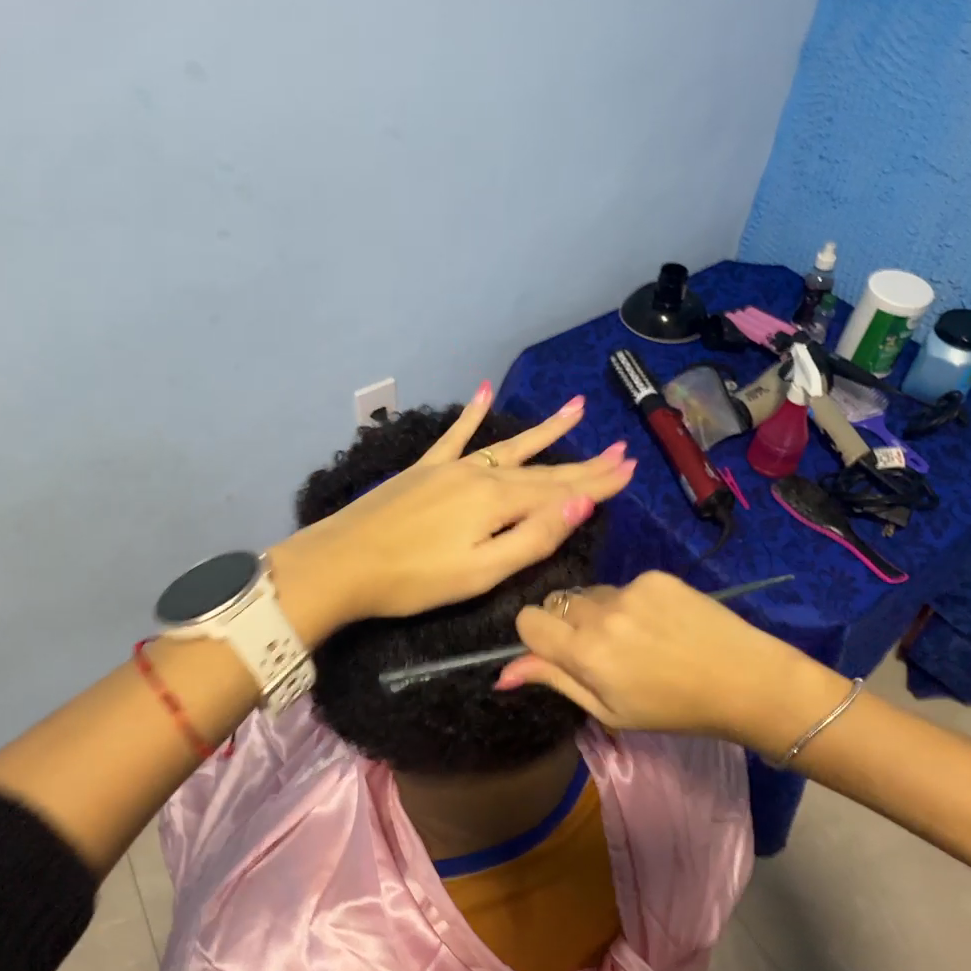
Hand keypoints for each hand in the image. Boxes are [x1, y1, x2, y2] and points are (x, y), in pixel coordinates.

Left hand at [270, 381, 636, 643]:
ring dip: (544, 430)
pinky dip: (472, 414)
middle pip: (542, 469)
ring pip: (508, 446)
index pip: (561, 492)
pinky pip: (456, 435)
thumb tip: (581, 504)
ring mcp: (449, 467)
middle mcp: (480, 475)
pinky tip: (484, 391)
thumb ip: (533, 538)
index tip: (630, 468)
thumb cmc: (413, 580)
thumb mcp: (480, 572)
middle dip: (584, 462)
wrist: (341, 563)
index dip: (598, 483)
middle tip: (621, 449)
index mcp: (497, 502)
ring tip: (575, 407)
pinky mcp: (424, 469)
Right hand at [499, 571, 845, 750]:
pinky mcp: (656, 576)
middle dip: (568, 624)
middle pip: (557, 602)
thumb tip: (503, 672)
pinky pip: (624, 586)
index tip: (555, 651)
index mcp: (586, 653)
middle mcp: (601, 613)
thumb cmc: (674, 710)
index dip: (535, 635)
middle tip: (602, 651)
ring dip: (599, 612)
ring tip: (638, 639)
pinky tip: (662, 625)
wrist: (745, 681)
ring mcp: (631, 589)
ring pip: (590, 593)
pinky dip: (632, 603)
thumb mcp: (609, 711)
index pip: (528, 620)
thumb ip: (555, 682)